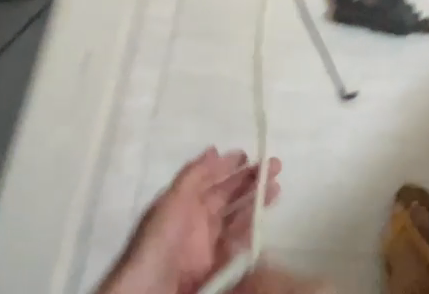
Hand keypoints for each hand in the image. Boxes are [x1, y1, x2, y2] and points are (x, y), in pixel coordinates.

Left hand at [104, 147, 283, 293]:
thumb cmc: (160, 242)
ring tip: (276, 187)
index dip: (229, 166)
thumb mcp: (171, 202)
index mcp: (184, 204)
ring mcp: (208, 245)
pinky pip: (238, 247)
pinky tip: (264, 221)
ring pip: (237, 218)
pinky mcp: (217, 268)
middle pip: (229, 197)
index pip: (211, 180)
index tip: (250, 155)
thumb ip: (193, 175)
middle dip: (251, 181)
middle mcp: (197, 221)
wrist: (152, 292)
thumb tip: (215, 149)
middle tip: (275, 166)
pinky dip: (252, 234)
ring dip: (257, 202)